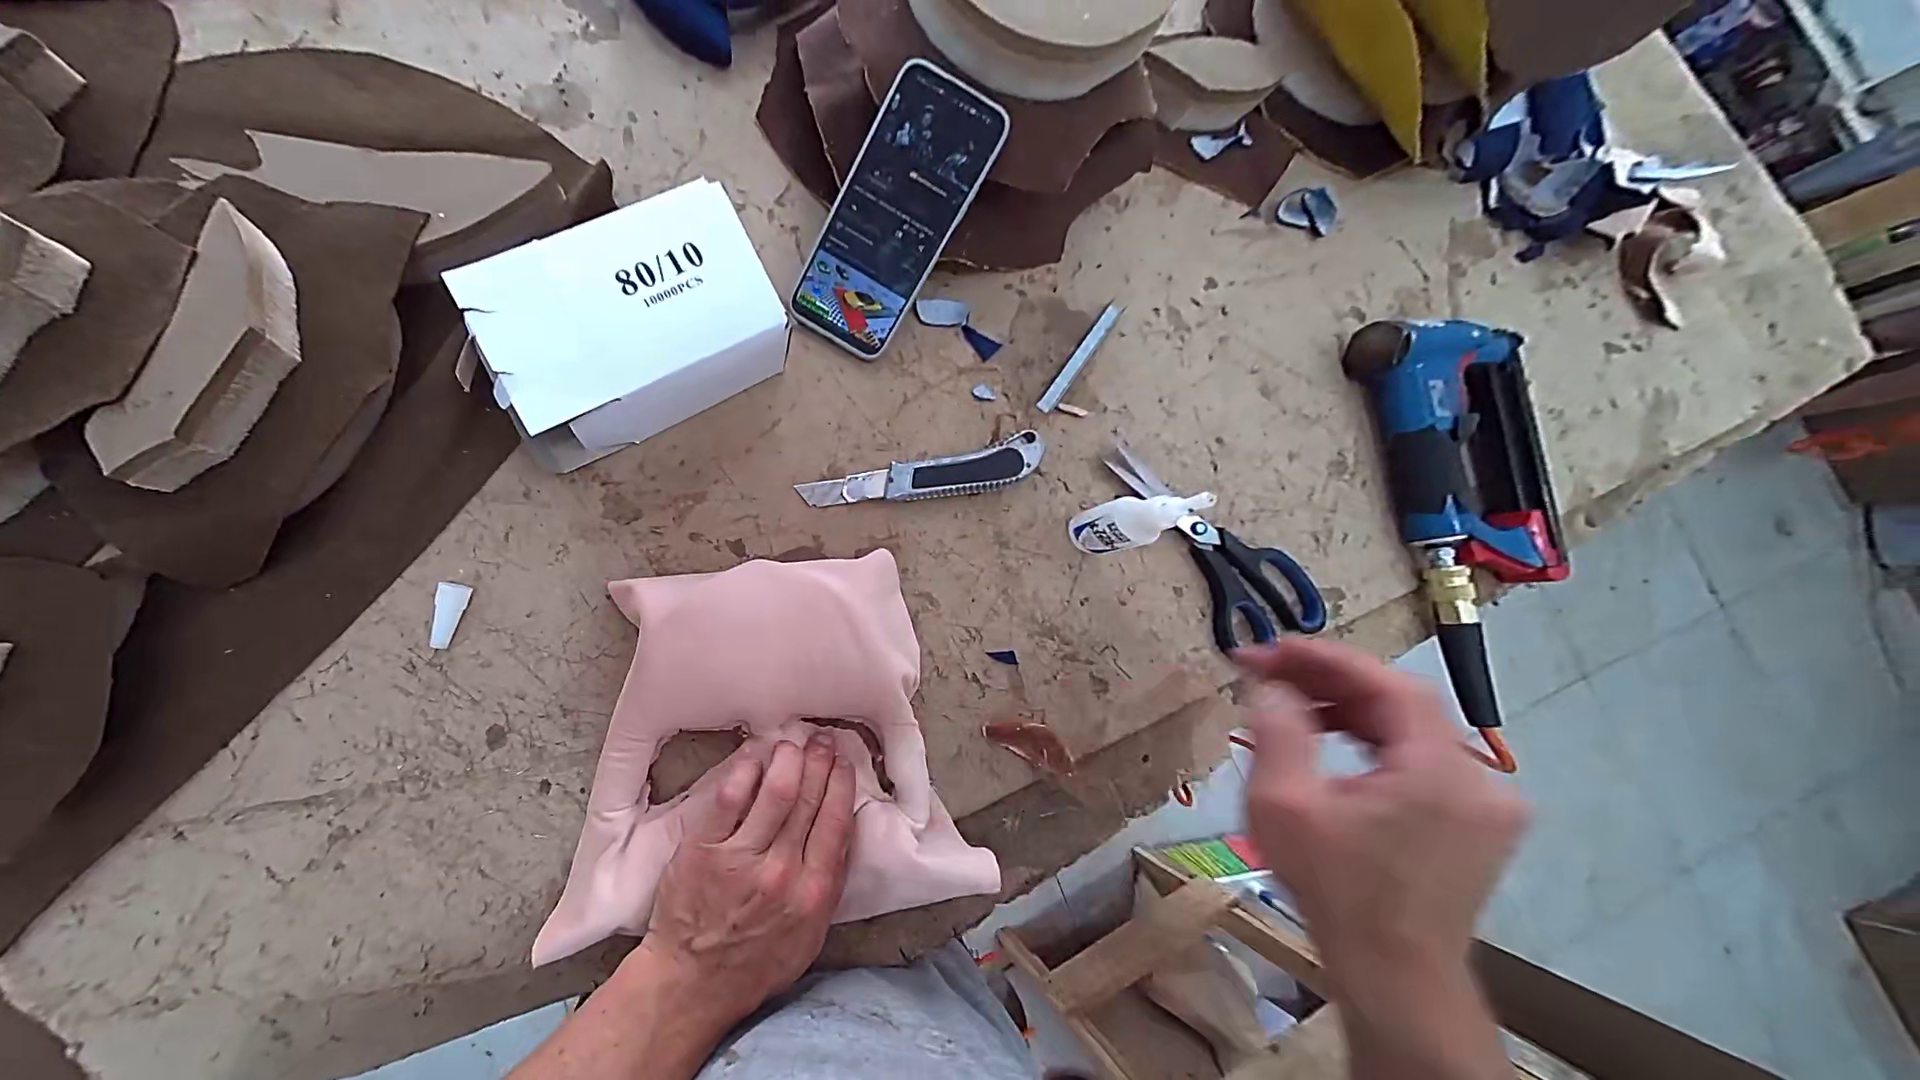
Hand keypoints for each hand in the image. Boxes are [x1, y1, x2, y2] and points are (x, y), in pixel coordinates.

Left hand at [638, 734, 856, 1031]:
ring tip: (793, 742)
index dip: (841, 783)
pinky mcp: (703, 851)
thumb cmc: (755, 961)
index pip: (835, 820)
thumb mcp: (811, 933)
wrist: (691, 984)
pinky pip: (729, 799)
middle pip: (808, 800)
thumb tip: (844, 829)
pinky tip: (755, 755)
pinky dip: (746, 771)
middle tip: (822, 740)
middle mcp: (781, 871)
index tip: (843, 762)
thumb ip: (831, 882)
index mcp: (813, 890)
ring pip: (776, 792)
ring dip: (789, 759)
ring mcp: (740, 859)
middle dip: (820, 762)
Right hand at [1235, 640, 1526, 1079]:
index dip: (1328, 658)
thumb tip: (1272, 685)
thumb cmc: (1335, 890)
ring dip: (1347, 706)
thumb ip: (1278, 732)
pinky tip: (1332, 738)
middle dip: (1329, 679)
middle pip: (1400, 702)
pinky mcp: (1475, 821)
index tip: (1273, 648)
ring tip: (1290, 701)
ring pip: (1408, 727)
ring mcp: (1484, 802)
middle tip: (1269, 670)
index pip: (1389, 684)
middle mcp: (1478, 780)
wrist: (1392, 977)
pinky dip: (1371, 737)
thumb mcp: (1285, 806)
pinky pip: (1418, 755)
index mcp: (1441, 773)